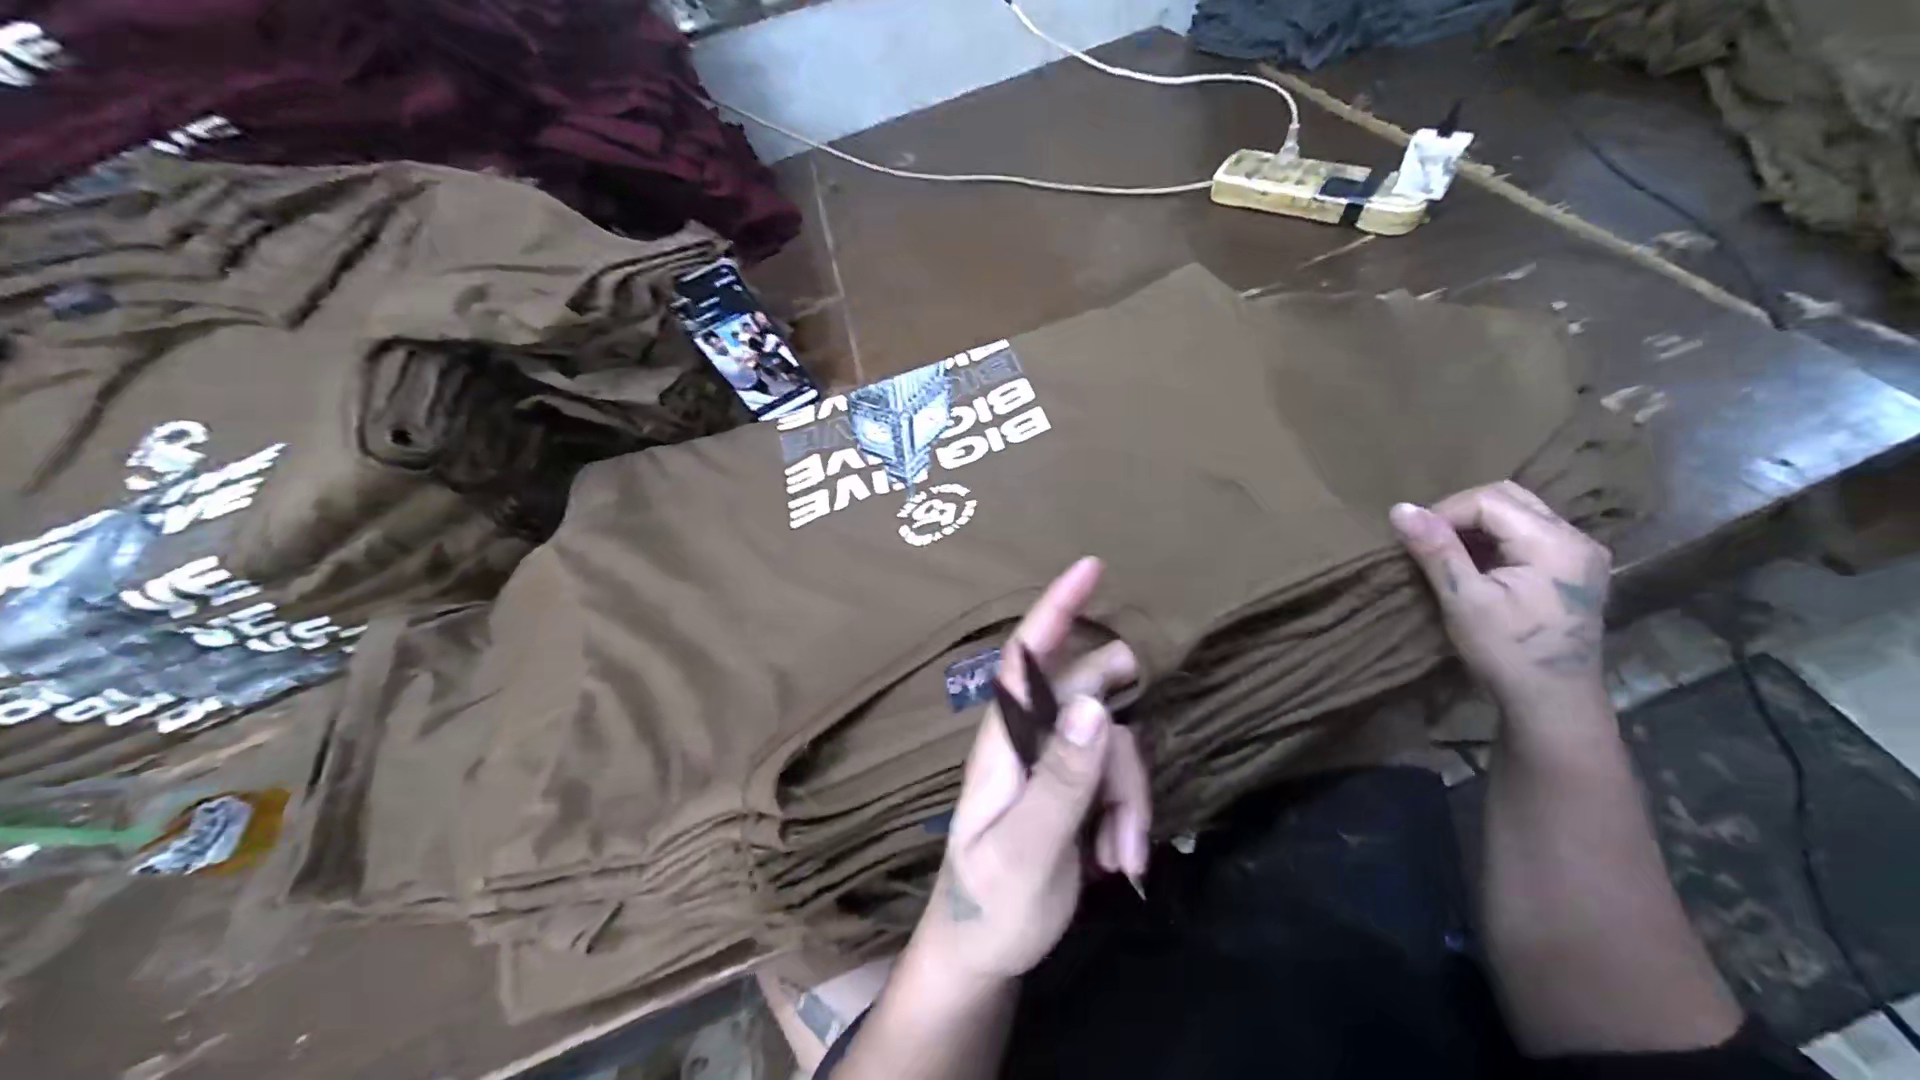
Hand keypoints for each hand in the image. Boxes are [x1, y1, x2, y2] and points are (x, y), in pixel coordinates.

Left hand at [912, 556, 1149, 983]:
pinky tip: (1122, 861)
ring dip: (1129, 800)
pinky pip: (1116, 778)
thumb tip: (1096, 703)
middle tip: (1126, 785)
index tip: (1091, 567)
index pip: (1026, 657)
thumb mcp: (1030, 848)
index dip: (1056, 608)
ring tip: (1122, 858)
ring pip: (1113, 745)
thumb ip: (1063, 778)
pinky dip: (1128, 815)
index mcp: (1006, 741)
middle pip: (1088, 698)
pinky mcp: (1073, 790)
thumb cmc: (992, 902)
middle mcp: (1030, 740)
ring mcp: (1054, 765)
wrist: (984, 954)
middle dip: (1118, 740)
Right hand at [1389, 481, 1611, 722]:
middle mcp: (1577, 539)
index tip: (1415, 540)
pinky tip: (1474, 564)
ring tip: (1446, 553)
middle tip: (1429, 541)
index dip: (1444, 512)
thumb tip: (1399, 508)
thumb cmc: (1506, 652)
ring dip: (1475, 526)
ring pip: (1518, 514)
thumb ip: (1435, 549)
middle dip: (1460, 513)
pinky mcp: (1572, 570)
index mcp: (1555, 543)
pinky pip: (1526, 535)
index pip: (1490, 500)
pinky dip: (1492, 541)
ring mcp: (1579, 555)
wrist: (1553, 702)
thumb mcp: (1463, 599)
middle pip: (1509, 498)